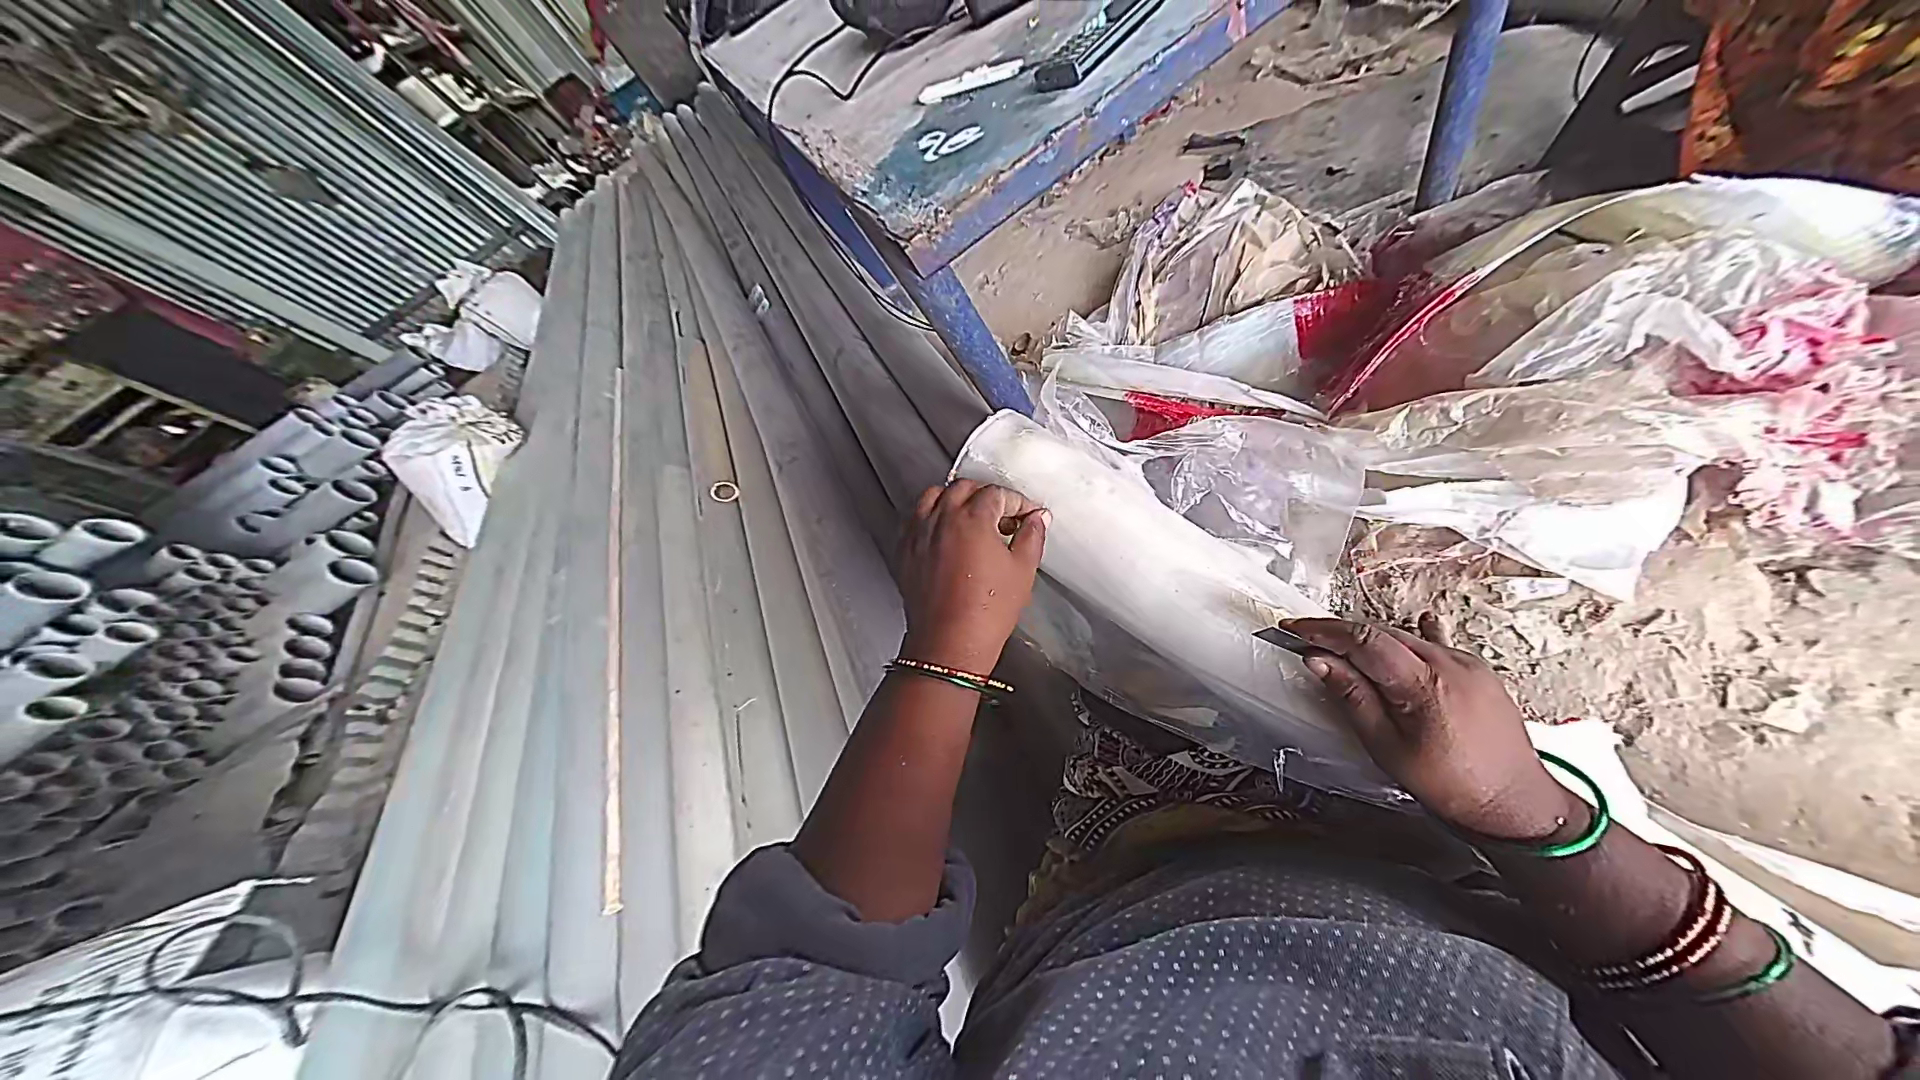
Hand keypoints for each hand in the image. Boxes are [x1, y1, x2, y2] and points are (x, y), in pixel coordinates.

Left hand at [896, 480, 1047, 673]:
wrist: (950, 644)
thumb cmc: (983, 613)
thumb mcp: (1022, 570)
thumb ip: (1032, 536)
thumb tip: (1036, 520)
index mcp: (972, 519)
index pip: (997, 493)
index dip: (1018, 502)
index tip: (1027, 514)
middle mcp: (941, 520)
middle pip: (964, 488)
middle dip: (987, 495)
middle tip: (1004, 514)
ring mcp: (920, 534)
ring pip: (934, 496)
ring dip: (955, 499)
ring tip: (972, 516)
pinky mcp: (906, 551)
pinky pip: (916, 518)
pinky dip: (931, 516)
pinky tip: (945, 530)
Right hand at [1282, 613, 1583, 840]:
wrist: (1519, 805)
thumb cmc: (1450, 785)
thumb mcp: (1386, 746)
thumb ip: (1352, 696)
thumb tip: (1318, 660)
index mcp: (1424, 684)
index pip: (1363, 639)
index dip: (1322, 630)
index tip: (1292, 629)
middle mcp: (1450, 664)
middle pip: (1381, 632)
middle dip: (1339, 634)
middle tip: (1305, 641)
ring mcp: (1468, 664)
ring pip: (1403, 637)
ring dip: (1367, 639)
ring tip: (1340, 650)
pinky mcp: (1478, 670)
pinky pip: (1432, 644)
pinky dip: (1406, 639)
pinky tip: (1411, 623)